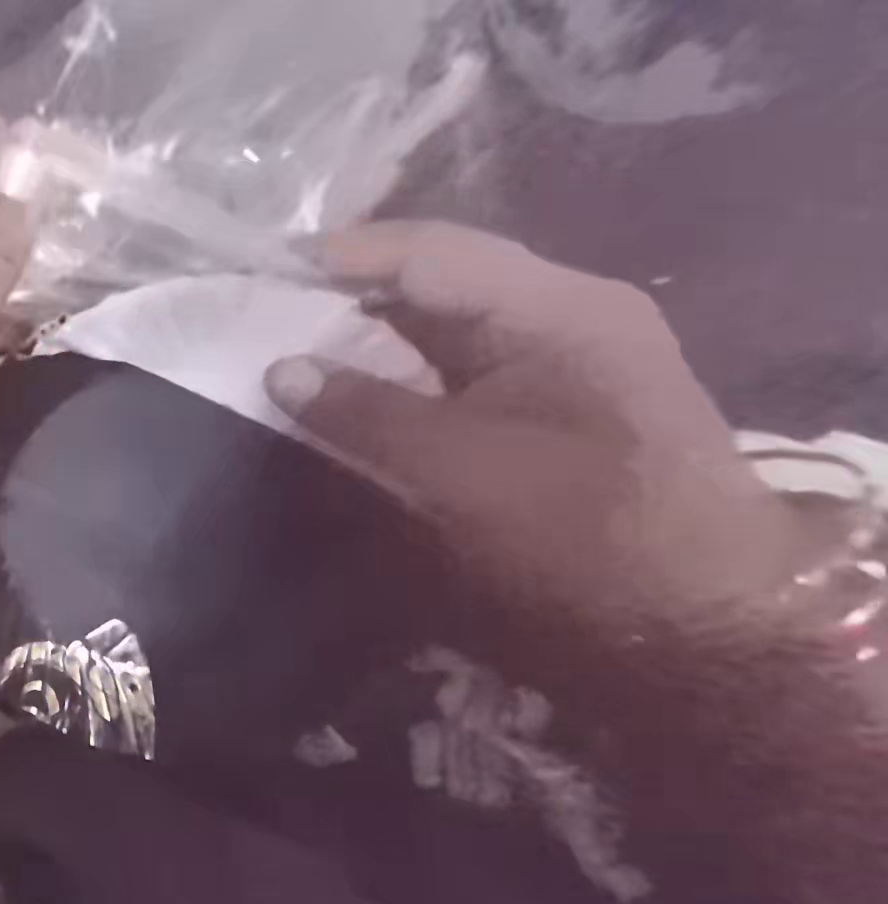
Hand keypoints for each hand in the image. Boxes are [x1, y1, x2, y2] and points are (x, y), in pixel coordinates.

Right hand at [265, 221, 817, 645]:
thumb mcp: (455, 467)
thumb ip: (362, 412)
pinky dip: (384, 372)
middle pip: (433, 281)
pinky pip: (440, 368)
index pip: (432, 254)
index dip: (346, 256)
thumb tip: (280, 370)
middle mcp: (552, 317)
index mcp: (553, 310)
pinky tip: (339, 385)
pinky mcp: (528, 403)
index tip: (268, 269)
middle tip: (269, 305)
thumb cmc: (572, 527)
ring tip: (288, 338)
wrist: (676, 609)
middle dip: (346, 291)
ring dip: (361, 332)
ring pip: (433, 325)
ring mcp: (544, 360)